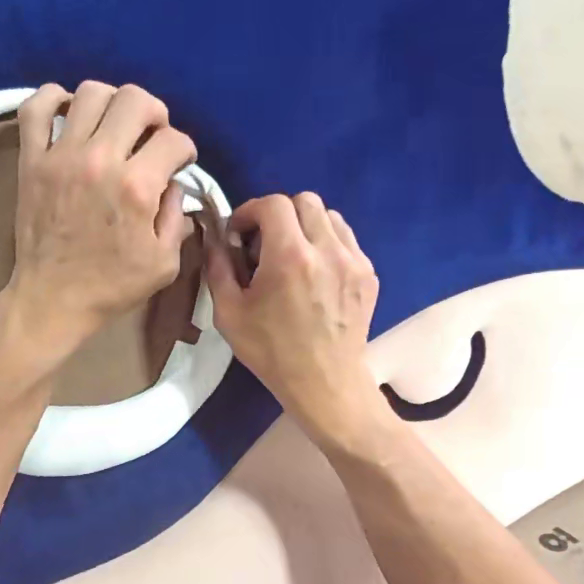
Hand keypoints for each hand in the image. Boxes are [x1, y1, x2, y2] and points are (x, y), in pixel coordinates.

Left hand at [1, 81, 196, 359]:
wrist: (53, 300)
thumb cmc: (111, 287)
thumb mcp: (164, 263)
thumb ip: (176, 217)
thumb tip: (172, 184)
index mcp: (137, 187)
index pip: (174, 139)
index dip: (184, 150)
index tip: (178, 163)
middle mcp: (101, 160)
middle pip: (135, 100)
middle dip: (154, 113)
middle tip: (150, 137)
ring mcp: (61, 156)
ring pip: (91, 92)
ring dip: (111, 103)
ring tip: (113, 126)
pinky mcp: (31, 160)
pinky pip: (35, 108)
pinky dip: (52, 99)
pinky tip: (69, 113)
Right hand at [205, 193, 387, 446]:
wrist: (324, 383)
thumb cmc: (271, 351)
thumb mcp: (228, 313)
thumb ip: (218, 267)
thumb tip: (215, 236)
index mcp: (289, 256)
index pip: (273, 204)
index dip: (250, 211)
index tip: (239, 234)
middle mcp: (327, 249)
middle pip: (304, 200)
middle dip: (278, 214)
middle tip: (263, 242)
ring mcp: (354, 260)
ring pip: (329, 216)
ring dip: (305, 225)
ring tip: (291, 255)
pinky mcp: (369, 273)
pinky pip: (346, 239)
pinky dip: (325, 243)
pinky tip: (313, 272)